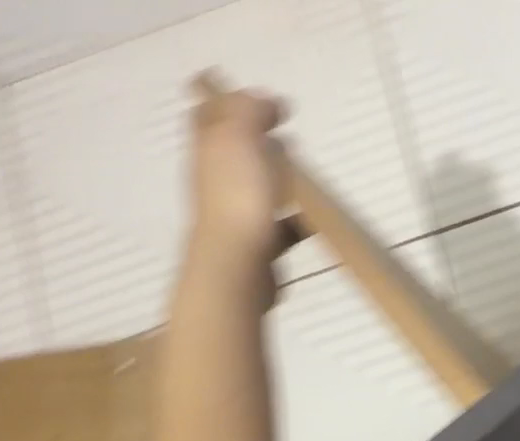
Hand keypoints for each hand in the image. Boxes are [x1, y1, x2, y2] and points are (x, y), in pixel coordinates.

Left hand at [188, 86, 287, 252]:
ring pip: (253, 188)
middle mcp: (216, 180)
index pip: (208, 115)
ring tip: (300, 172)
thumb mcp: (239, 140)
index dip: (228, 101)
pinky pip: (278, 226)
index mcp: (209, 151)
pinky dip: (293, 221)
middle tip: (280, 130)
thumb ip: (248, 113)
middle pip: (230, 151)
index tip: (261, 100)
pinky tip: (312, 222)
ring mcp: (235, 214)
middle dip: (252, 139)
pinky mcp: (257, 244)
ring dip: (273, 177)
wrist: (236, 264)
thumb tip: (262, 98)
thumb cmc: (238, 199)